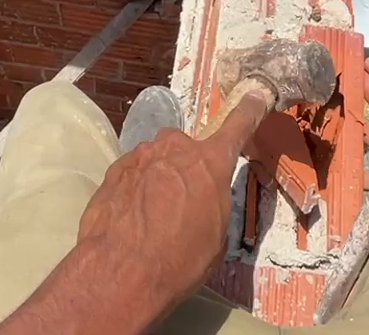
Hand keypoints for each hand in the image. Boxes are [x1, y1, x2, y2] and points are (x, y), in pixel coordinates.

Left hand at [73, 100, 258, 319]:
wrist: (120, 272)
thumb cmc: (180, 261)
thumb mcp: (216, 238)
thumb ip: (213, 204)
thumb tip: (203, 200)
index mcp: (210, 162)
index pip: (237, 127)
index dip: (248, 112)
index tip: (254, 96)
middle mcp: (175, 147)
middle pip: (186, 149)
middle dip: (186, 169)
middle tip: (181, 205)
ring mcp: (141, 154)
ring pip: (157, 160)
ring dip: (158, 180)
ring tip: (151, 219)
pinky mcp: (114, 169)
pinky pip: (132, 174)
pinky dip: (134, 191)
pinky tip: (130, 220)